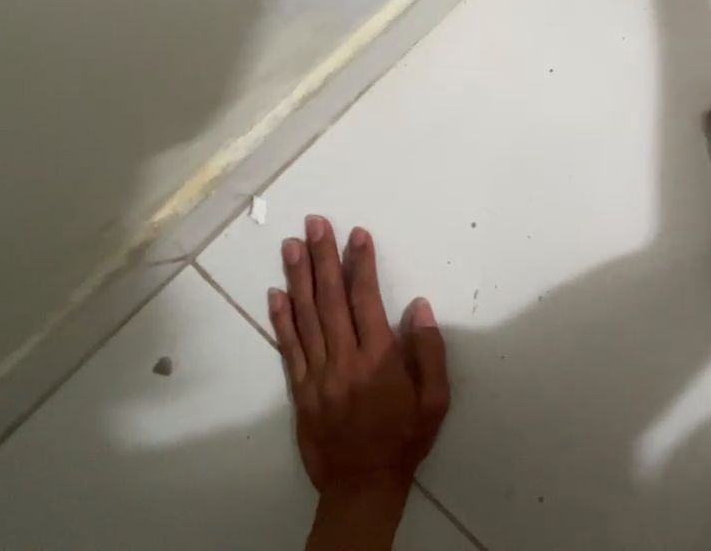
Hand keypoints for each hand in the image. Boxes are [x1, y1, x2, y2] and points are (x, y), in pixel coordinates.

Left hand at [269, 217, 449, 535]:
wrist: (363, 487)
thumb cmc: (405, 439)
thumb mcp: (435, 400)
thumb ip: (429, 352)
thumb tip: (419, 308)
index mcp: (378, 359)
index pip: (366, 299)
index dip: (360, 263)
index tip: (357, 234)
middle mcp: (343, 360)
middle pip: (330, 299)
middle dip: (323, 257)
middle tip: (316, 224)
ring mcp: (317, 375)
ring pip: (305, 317)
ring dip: (298, 278)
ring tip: (291, 245)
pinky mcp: (300, 390)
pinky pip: (288, 348)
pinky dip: (281, 319)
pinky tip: (275, 294)